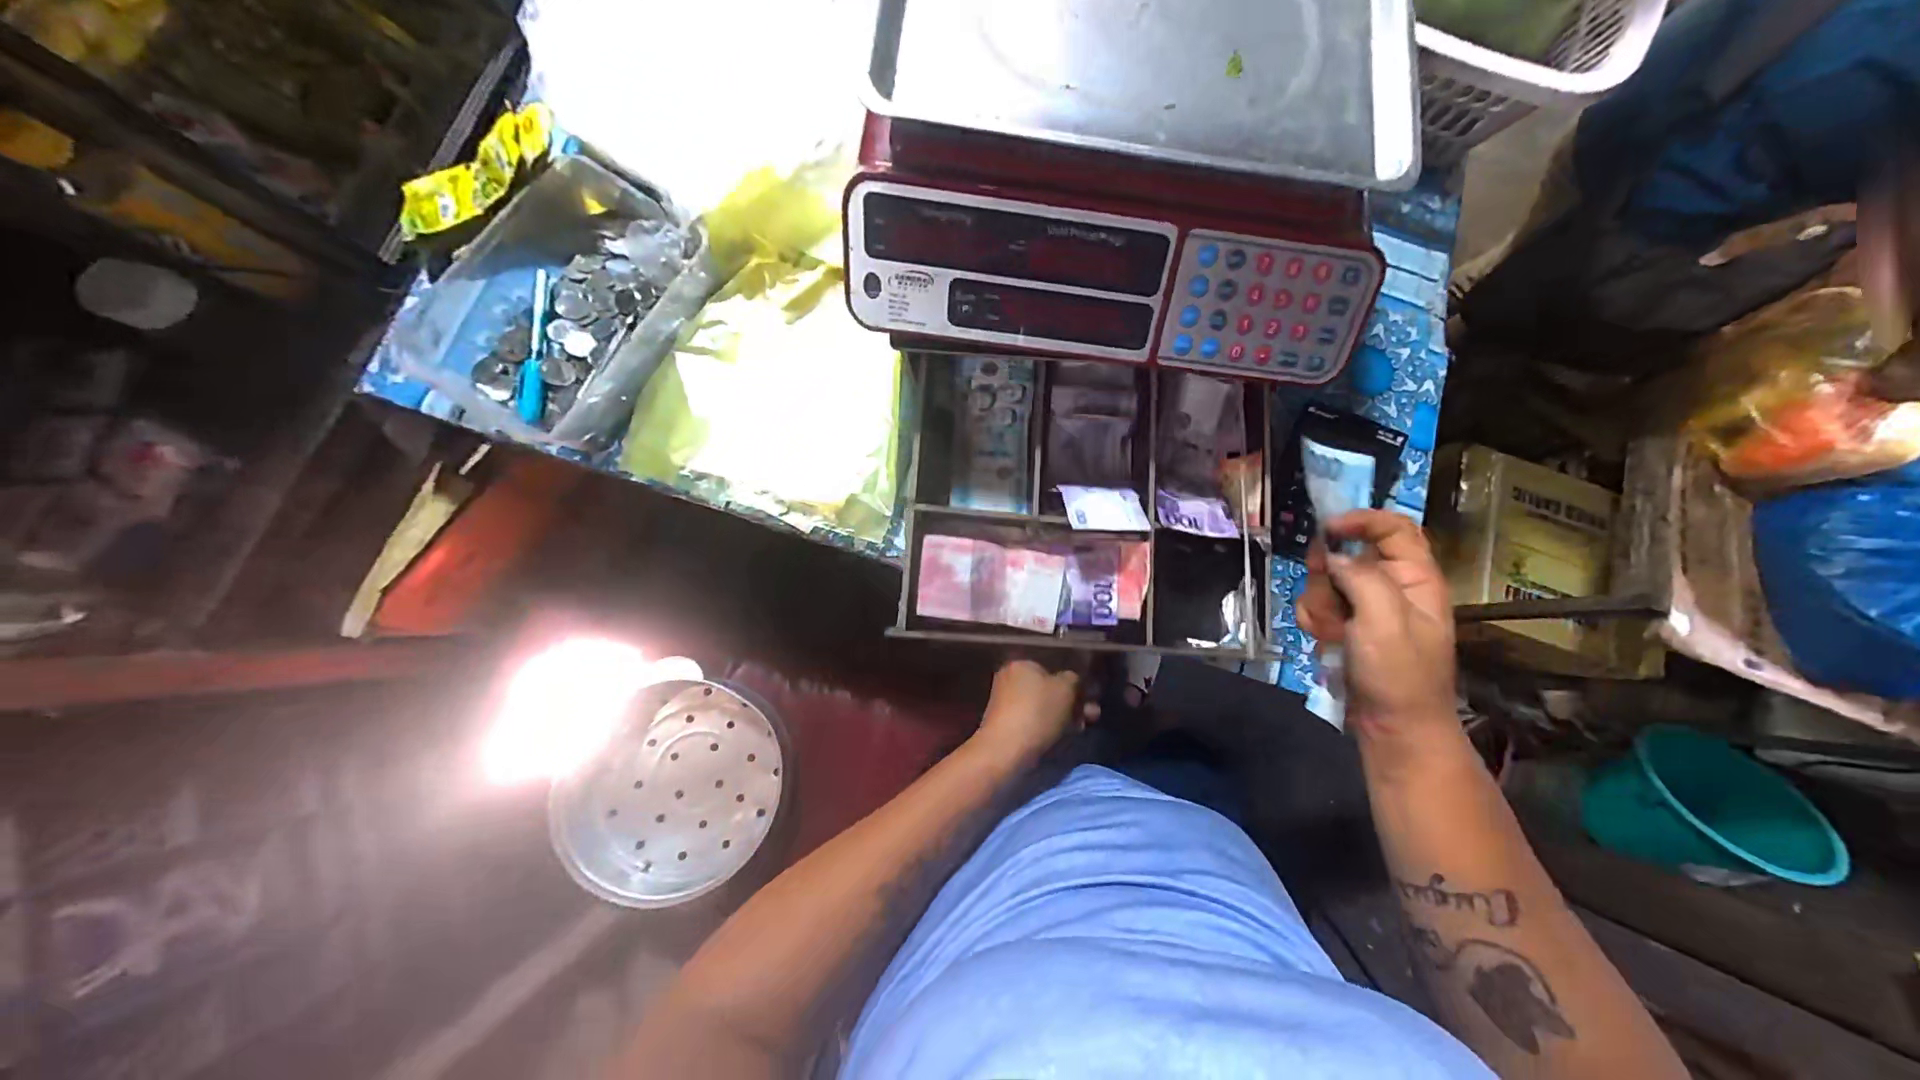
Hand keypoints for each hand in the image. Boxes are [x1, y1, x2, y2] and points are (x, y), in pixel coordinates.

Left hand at [972, 659, 1093, 766]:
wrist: (1006, 749)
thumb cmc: (1038, 712)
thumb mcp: (1066, 688)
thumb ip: (1073, 679)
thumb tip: (1071, 681)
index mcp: (1021, 664)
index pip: (1052, 669)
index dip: (1073, 684)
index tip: (1089, 699)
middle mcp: (1010, 679)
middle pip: (1048, 690)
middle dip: (1072, 703)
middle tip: (1091, 716)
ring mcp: (1005, 703)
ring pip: (1043, 707)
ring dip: (1064, 717)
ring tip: (1081, 728)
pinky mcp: (1005, 725)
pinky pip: (1033, 722)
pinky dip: (1048, 727)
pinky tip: (1064, 737)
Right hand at [1295, 510, 1458, 758]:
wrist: (1393, 728)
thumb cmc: (1399, 675)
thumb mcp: (1385, 621)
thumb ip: (1360, 578)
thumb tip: (1332, 558)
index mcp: (1416, 578)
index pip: (1393, 527)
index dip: (1361, 520)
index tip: (1327, 530)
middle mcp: (1391, 587)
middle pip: (1348, 554)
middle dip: (1328, 573)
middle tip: (1327, 595)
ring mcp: (1366, 608)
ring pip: (1325, 581)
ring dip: (1319, 603)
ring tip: (1331, 633)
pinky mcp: (1346, 626)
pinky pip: (1317, 606)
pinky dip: (1314, 620)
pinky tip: (1324, 640)